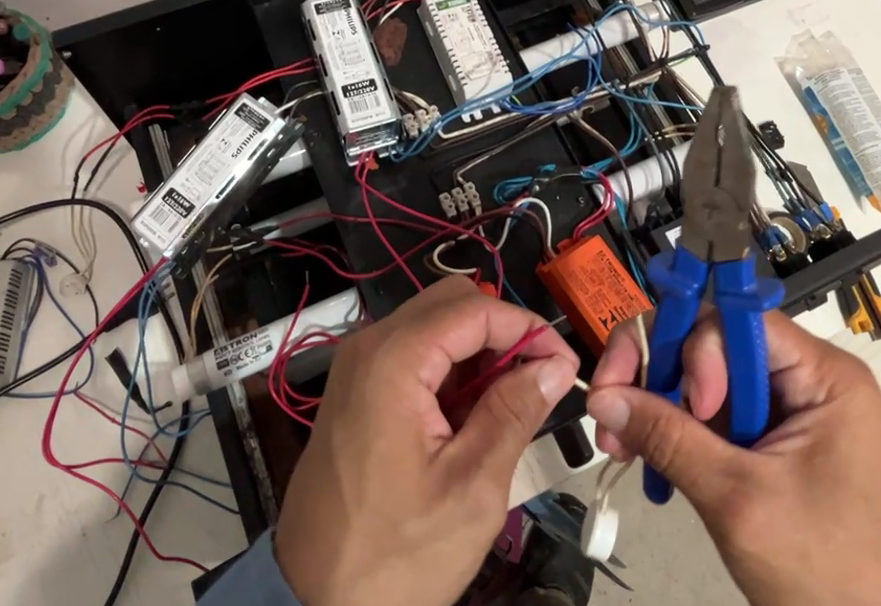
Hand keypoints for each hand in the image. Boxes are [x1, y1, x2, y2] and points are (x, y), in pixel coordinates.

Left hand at [275, 277, 580, 605]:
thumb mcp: (471, 487)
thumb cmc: (394, 553)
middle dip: (502, 333)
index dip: (528, 328)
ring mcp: (358, 367)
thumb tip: (554, 365)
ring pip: (433, 326)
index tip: (565, 365)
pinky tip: (472, 415)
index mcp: (393, 359)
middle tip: (539, 383)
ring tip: (510, 406)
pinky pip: (412, 354)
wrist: (315, 601)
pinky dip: (450, 371)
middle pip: (450, 304)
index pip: (475, 308)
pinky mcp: (357, 391)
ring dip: (478, 352)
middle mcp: (368, 346)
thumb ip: (514, 413)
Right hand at [586, 309, 880, 605]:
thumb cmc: (821, 569)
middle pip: (712, 340)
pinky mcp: (761, 436)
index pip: (741, 320)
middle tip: (611, 407)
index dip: (696, 346)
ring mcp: (781, 408)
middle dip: (656, 370)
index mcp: (825, 377)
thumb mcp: (738, 499)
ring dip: (651, 401)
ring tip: (617, 443)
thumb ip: (669, 438)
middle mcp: (803, 378)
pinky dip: (666, 426)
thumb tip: (601, 395)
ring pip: (698, 374)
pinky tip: (637, 451)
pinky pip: (703, 410)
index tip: (681, 401)